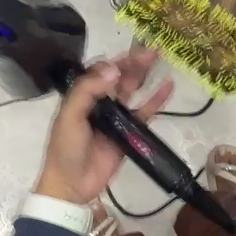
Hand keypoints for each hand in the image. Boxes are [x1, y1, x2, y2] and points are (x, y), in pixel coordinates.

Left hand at [35, 49, 173, 204]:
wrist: (72, 184)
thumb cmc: (66, 147)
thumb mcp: (70, 115)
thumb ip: (88, 90)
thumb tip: (114, 69)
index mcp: (82, 95)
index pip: (102, 70)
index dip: (117, 60)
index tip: (133, 53)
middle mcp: (100, 101)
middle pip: (119, 77)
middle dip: (135, 63)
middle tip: (154, 51)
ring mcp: (116, 116)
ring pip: (133, 90)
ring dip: (145, 75)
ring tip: (161, 59)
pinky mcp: (129, 132)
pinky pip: (145, 112)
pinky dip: (156, 100)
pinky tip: (169, 86)